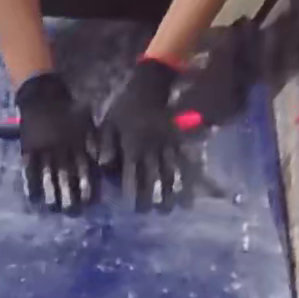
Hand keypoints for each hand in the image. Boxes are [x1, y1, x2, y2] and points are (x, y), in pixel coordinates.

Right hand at [13, 72, 96, 211]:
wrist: (43, 95)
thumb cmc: (69, 109)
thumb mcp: (87, 123)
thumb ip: (94, 143)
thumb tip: (102, 164)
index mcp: (77, 143)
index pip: (82, 168)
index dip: (84, 185)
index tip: (87, 202)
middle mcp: (61, 149)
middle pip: (65, 176)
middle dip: (67, 195)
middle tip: (70, 212)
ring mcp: (44, 150)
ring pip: (48, 175)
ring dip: (50, 193)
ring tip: (51, 208)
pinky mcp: (28, 150)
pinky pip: (29, 170)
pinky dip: (31, 184)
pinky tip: (33, 198)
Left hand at [98, 59, 192, 210]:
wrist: (148, 84)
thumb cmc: (123, 108)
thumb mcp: (107, 125)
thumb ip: (105, 146)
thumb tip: (104, 166)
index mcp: (132, 147)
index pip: (133, 174)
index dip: (135, 192)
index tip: (137, 210)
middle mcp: (151, 148)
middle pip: (155, 175)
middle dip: (157, 195)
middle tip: (160, 213)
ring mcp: (167, 143)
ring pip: (172, 168)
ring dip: (175, 189)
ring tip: (177, 206)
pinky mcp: (178, 138)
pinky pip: (185, 156)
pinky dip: (190, 172)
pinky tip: (194, 186)